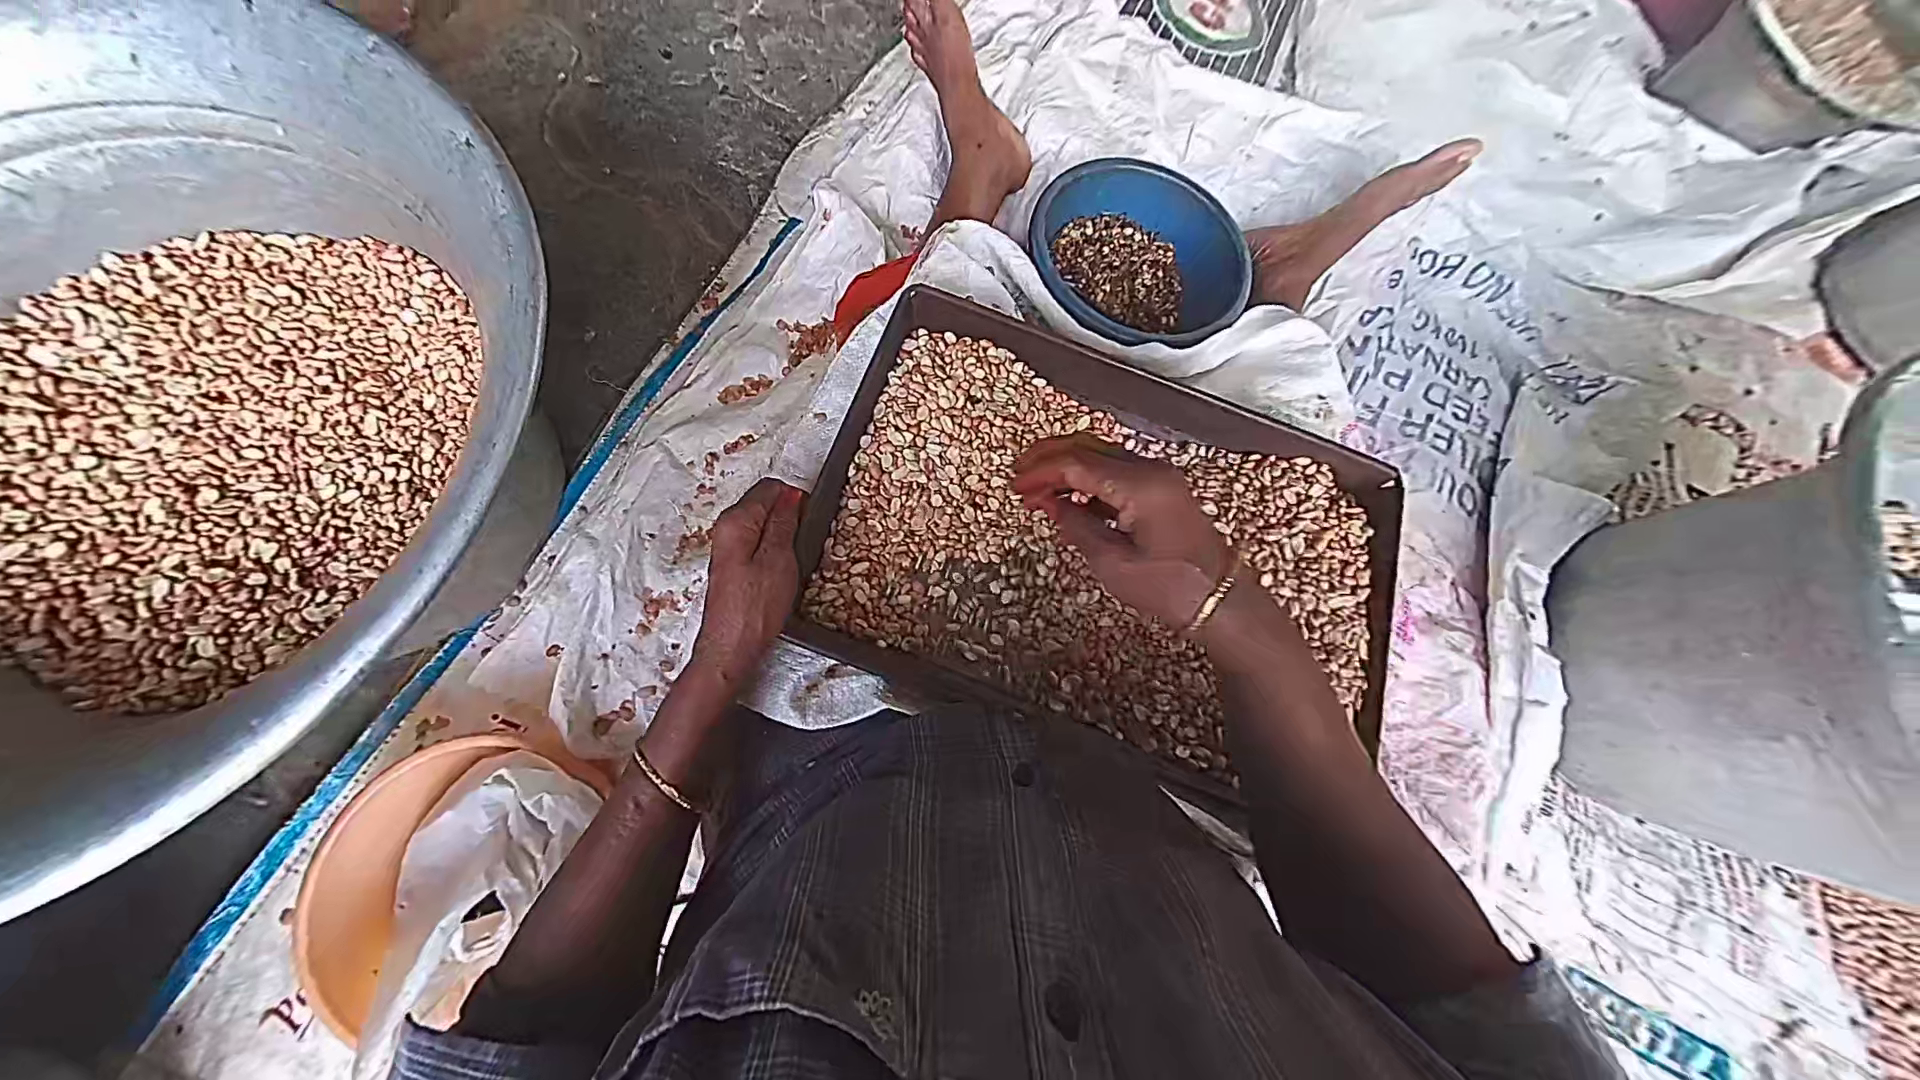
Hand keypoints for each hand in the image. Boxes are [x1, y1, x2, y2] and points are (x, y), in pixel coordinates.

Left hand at [691, 478, 805, 684]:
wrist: (732, 648)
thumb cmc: (754, 609)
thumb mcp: (779, 559)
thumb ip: (784, 522)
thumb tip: (790, 496)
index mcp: (735, 521)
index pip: (769, 488)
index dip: (795, 496)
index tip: (811, 514)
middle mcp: (726, 530)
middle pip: (764, 503)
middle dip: (788, 513)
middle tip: (807, 537)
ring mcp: (729, 548)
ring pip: (763, 524)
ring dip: (783, 533)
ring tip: (797, 556)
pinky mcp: (734, 565)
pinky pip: (759, 543)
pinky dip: (775, 548)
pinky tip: (785, 567)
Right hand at [1010, 434, 1230, 627]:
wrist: (1220, 601)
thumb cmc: (1168, 588)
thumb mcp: (1112, 563)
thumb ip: (1077, 526)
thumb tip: (1052, 504)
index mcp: (1139, 485)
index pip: (1076, 463)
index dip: (1041, 472)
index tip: (1016, 486)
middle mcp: (1150, 470)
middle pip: (1087, 447)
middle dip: (1048, 460)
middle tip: (1020, 478)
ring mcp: (1158, 476)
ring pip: (1100, 455)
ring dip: (1065, 468)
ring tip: (1037, 491)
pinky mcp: (1160, 489)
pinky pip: (1115, 472)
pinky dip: (1086, 479)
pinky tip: (1068, 498)